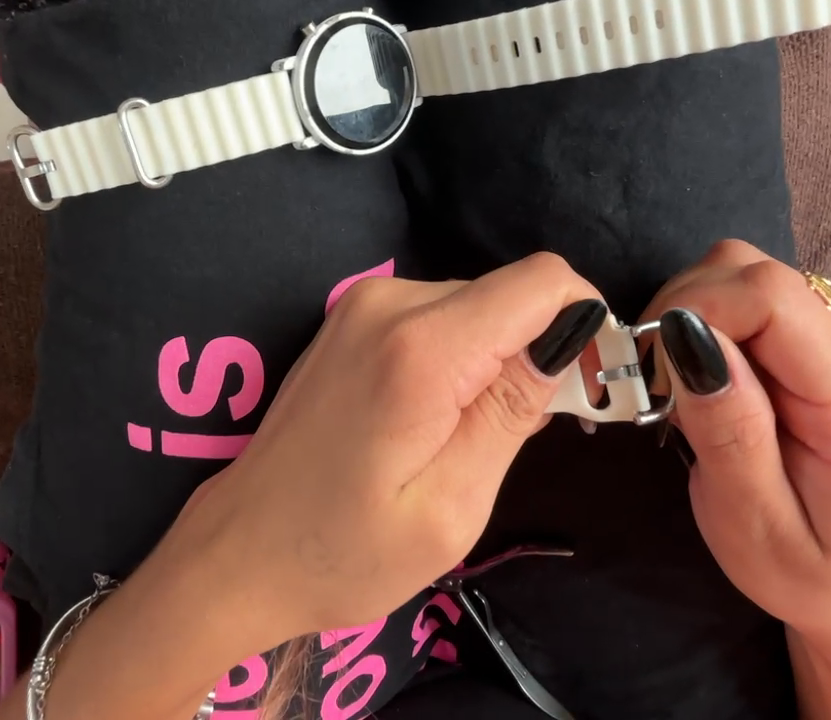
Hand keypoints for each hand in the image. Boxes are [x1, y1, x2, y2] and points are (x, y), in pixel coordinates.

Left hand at [19, 254, 604, 719]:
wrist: (244, 546)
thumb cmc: (346, 549)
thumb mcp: (451, 506)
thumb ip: (513, 410)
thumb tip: (567, 339)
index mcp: (419, 347)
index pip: (540, 281)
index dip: (582, 319)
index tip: (586, 380)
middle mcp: (389, 301)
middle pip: (507, 293)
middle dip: (538, 347)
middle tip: (522, 428)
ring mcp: (363, 301)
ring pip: (475, 303)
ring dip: (494, 355)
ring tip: (465, 431)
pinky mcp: (352, 315)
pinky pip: (437, 314)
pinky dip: (458, 352)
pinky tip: (431, 412)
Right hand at [643, 240, 830, 644]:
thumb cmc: (798, 566)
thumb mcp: (750, 521)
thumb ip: (728, 429)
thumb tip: (686, 335)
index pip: (777, 300)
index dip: (698, 308)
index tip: (657, 366)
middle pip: (758, 274)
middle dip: (685, 311)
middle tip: (660, 380)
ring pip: (750, 270)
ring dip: (694, 312)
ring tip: (684, 378)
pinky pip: (755, 291)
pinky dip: (711, 316)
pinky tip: (710, 369)